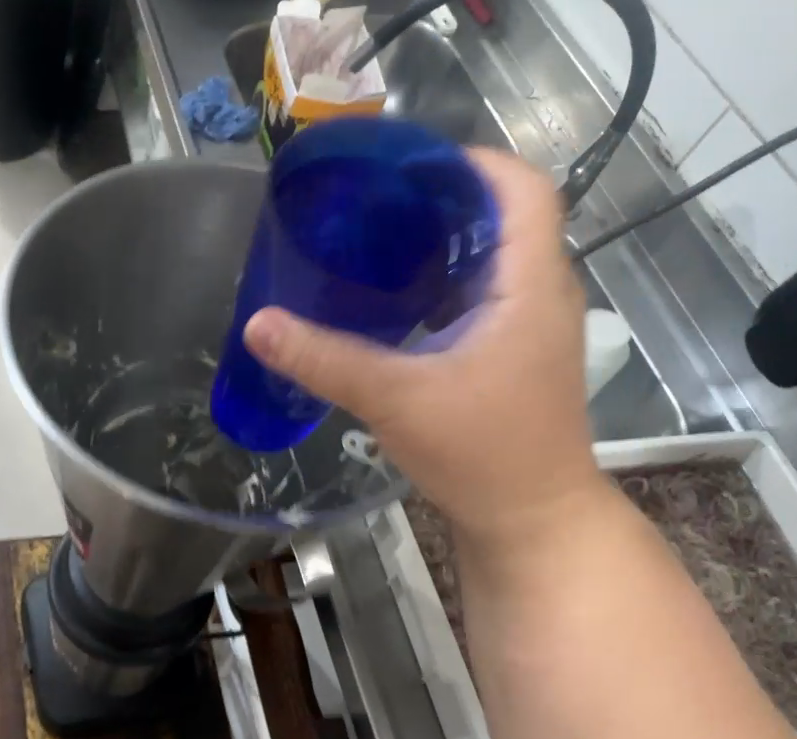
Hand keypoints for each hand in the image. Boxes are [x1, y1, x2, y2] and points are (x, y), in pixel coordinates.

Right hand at [242, 148, 606, 544]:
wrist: (529, 517)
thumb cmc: (481, 451)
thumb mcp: (395, 399)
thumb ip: (325, 360)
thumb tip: (258, 323)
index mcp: (529, 283)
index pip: (522, 186)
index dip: (468, 163)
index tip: (401, 168)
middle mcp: (538, 292)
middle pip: (499, 216)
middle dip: (436, 202)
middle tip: (367, 205)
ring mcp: (525, 327)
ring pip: (486, 259)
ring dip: (435, 245)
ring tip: (369, 243)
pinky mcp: (508, 356)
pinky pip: (474, 298)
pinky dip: (434, 287)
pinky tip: (388, 304)